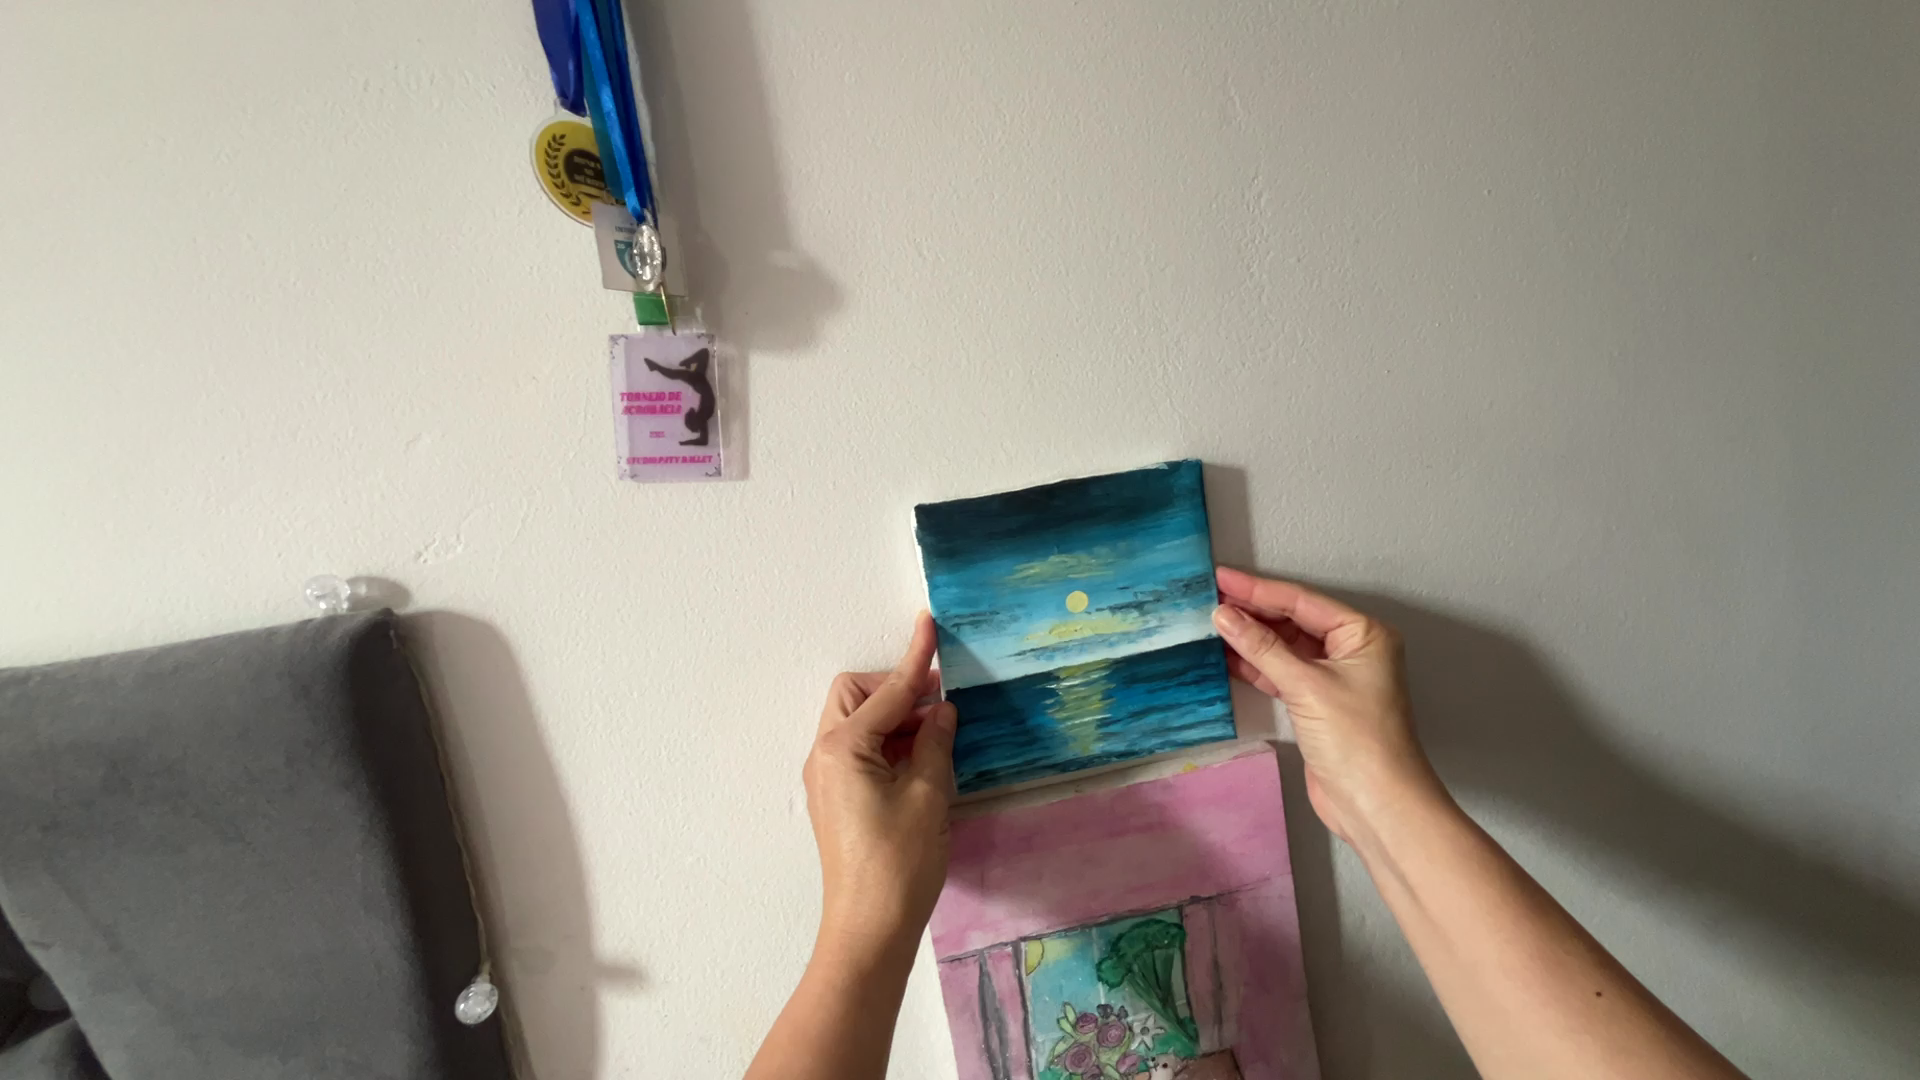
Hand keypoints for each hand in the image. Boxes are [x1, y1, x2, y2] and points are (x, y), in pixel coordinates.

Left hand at [803, 612, 956, 964]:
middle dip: (894, 688)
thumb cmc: (900, 862)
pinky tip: (921, 756)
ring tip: (936, 732)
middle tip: (937, 702)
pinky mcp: (836, 795)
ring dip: (894, 717)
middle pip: (855, 694)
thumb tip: (942, 710)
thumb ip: (934, 742)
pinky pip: (860, 747)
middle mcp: (825, 754)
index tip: (928, 623)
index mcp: (843, 747)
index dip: (915, 658)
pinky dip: (888, 741)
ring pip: (857, 721)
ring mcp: (827, 776)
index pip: (888, 691)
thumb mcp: (928, 795)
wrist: (869, 930)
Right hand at [1211, 567, 1442, 844]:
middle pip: (1290, 620)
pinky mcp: (1314, 702)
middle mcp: (1349, 649)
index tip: (1219, 576)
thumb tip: (1222, 614)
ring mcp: (1331, 676)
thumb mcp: (1305, 685)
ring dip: (1247, 636)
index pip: (1300, 601)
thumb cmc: (1356, 739)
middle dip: (1250, 609)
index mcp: (1362, 634)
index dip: (1256, 589)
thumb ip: (1261, 647)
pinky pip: (1277, 670)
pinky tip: (1223, 653)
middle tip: (1206, 595)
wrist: (1376, 805)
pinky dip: (1251, 663)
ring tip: (1207, 620)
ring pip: (1281, 646)